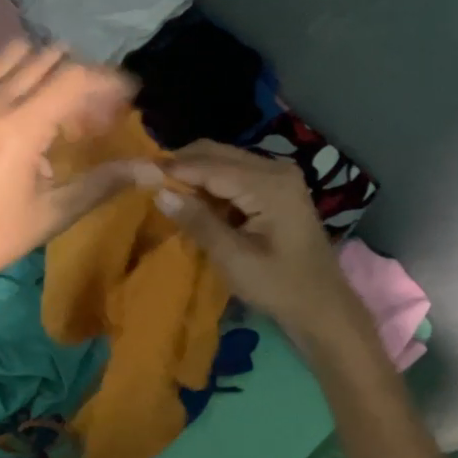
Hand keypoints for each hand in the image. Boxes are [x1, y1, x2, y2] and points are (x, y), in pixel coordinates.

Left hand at [0, 44, 134, 323]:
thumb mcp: (55, 212)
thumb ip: (103, 183)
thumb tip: (149, 171)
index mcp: (20, 126)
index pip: (75, 77)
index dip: (109, 81)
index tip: (130, 96)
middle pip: (49, 57)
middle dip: (82, 75)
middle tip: (98, 110)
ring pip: (17, 56)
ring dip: (49, 71)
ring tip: (64, 110)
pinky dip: (20, 84)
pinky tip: (29, 124)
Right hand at [141, 140, 353, 337]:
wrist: (320, 304)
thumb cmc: (279, 286)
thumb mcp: (234, 258)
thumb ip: (198, 222)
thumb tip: (160, 193)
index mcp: (269, 184)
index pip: (211, 165)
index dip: (173, 169)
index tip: (137, 173)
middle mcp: (276, 169)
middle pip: (217, 153)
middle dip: (181, 166)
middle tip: (144, 181)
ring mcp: (278, 177)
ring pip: (223, 162)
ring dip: (194, 174)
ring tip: (161, 191)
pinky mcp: (275, 189)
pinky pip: (234, 175)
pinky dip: (209, 184)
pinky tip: (190, 200)